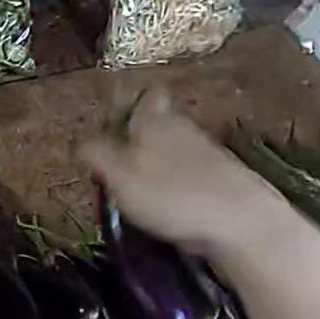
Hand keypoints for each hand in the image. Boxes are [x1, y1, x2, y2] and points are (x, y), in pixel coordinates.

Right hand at [80, 88, 291, 255]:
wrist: (239, 221)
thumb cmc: (170, 195)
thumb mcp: (119, 176)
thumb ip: (97, 155)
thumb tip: (80, 141)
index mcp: (155, 123)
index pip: (146, 97)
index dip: (132, 105)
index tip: (116, 126)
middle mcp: (183, 129)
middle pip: (159, 125)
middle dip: (139, 143)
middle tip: (117, 171)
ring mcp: (206, 154)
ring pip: (174, 151)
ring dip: (156, 167)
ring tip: (138, 196)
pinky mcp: (221, 180)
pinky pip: (189, 176)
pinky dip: (175, 187)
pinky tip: (167, 209)